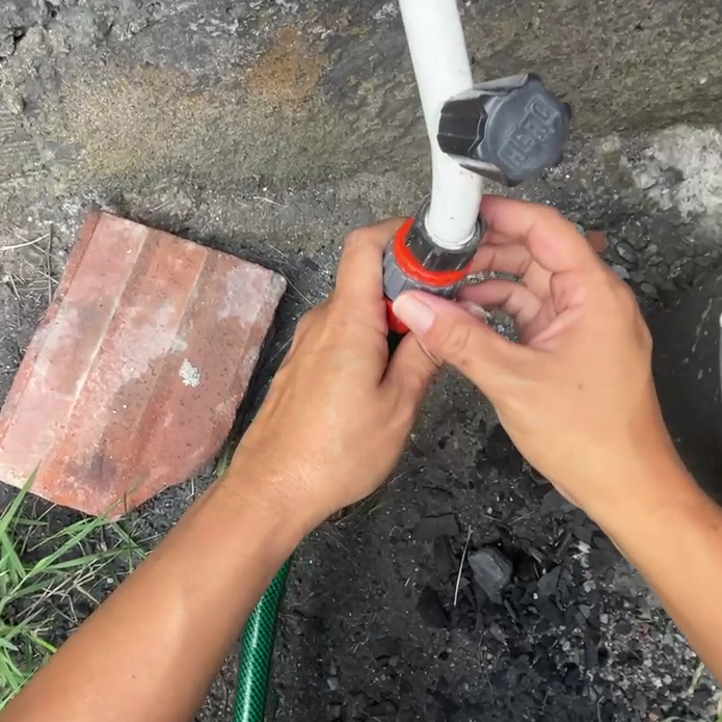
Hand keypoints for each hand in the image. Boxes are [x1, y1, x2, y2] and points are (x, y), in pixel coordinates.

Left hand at [223, 220, 439, 531]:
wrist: (272, 488)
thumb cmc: (335, 454)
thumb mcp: (398, 406)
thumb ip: (424, 355)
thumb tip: (448, 316)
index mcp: (347, 321)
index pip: (365, 245)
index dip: (401, 233)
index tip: (437, 248)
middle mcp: (322, 322)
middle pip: (366, 278)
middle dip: (409, 286)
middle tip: (447, 311)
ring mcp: (308, 343)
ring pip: (356, 310)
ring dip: (391, 320)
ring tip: (423, 352)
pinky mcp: (303, 365)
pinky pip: (340, 335)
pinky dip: (369, 340)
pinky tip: (388, 374)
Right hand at [389, 196, 686, 511]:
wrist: (624, 485)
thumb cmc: (589, 435)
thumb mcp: (513, 380)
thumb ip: (459, 339)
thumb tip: (415, 305)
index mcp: (593, 295)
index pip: (547, 230)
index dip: (503, 214)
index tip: (460, 211)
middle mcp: (591, 301)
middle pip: (534, 253)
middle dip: (484, 251)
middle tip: (438, 254)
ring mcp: (580, 324)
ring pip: (528, 284)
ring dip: (486, 283)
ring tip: (441, 286)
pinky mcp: (568, 346)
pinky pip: (528, 314)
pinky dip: (495, 312)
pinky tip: (462, 318)